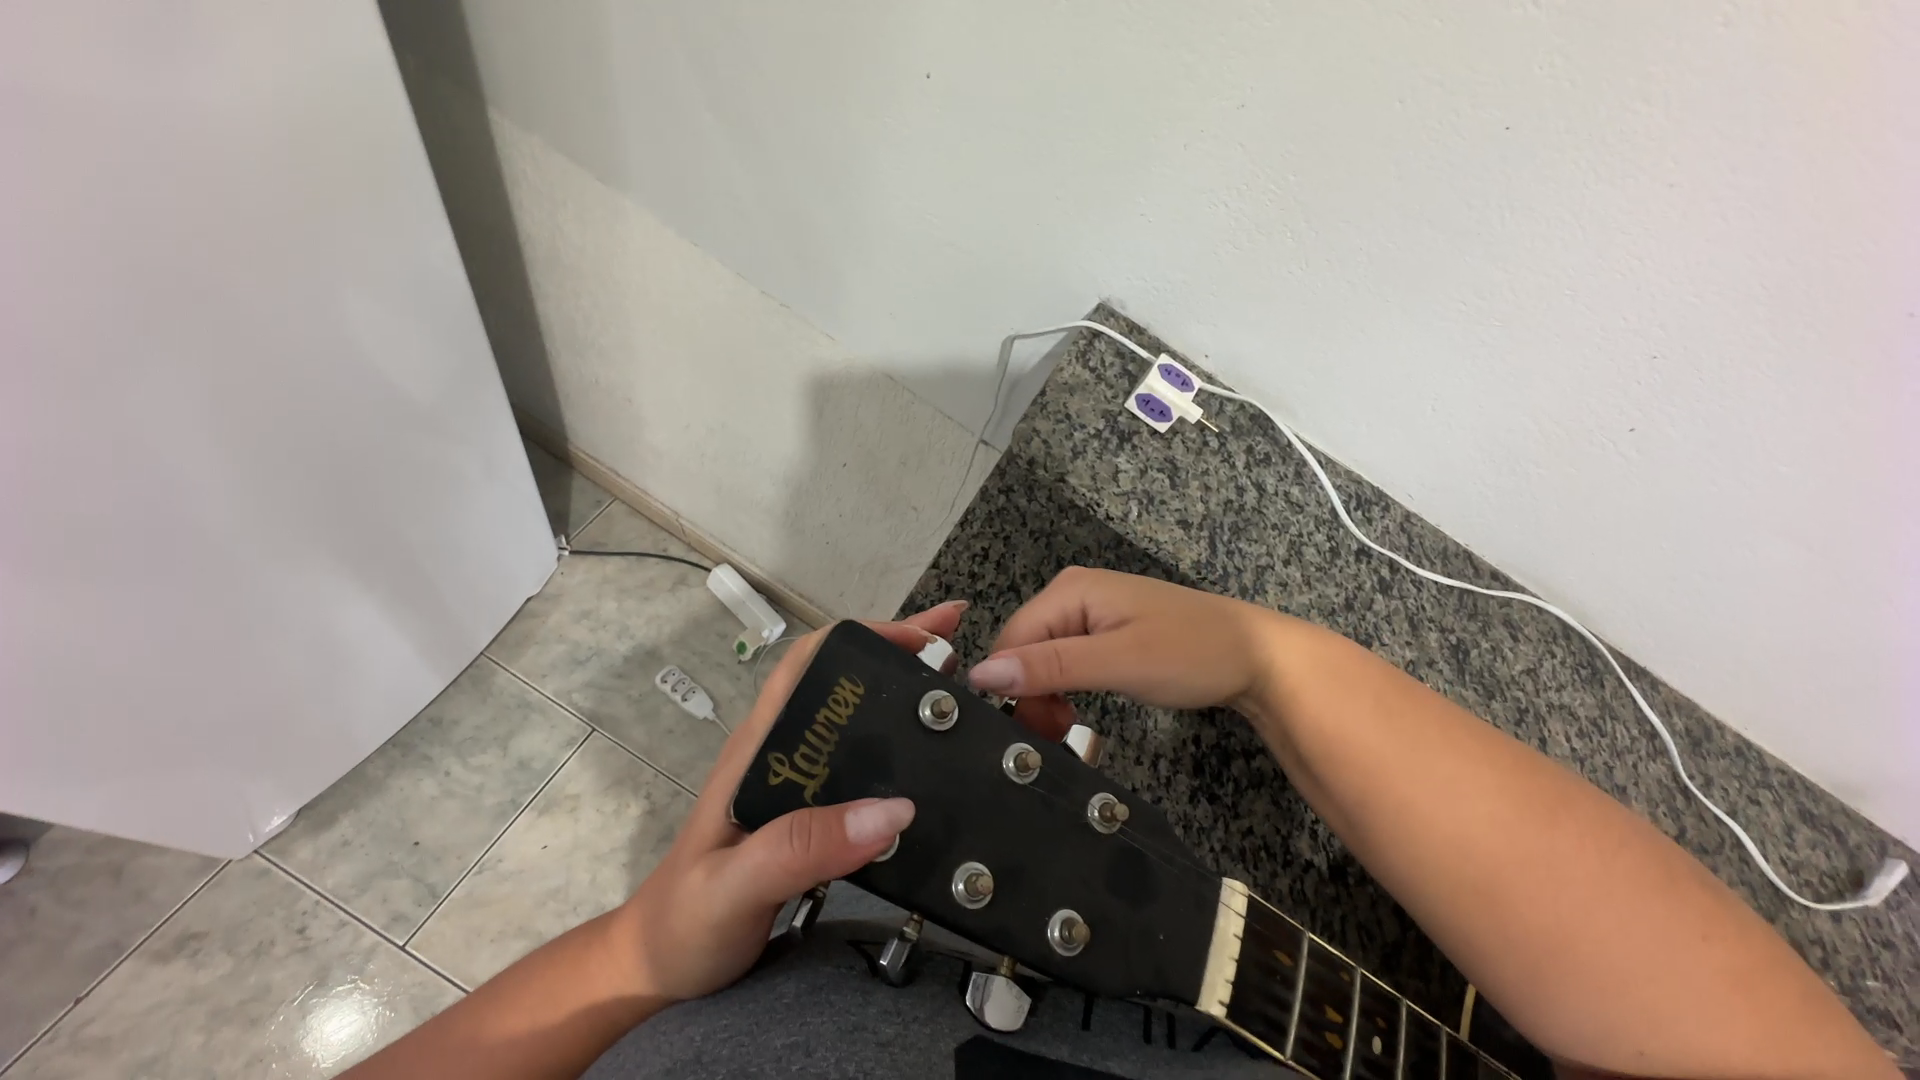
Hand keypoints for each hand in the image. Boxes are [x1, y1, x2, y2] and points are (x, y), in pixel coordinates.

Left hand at [614, 600, 967, 1002]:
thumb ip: (804, 848)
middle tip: (962, 655)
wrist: (658, 968)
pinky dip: (902, 751)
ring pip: (856, 724)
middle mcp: (781, 754)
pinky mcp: (811, 816)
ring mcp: (796, 785)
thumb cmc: (685, 923)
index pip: (807, 665)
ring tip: (962, 697)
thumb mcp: (737, 887)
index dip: (862, 638)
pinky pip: (862, 769)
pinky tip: (934, 767)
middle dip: (899, 655)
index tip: (923, 639)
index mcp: (758, 749)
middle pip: (840, 682)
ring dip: (904, 699)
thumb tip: (895, 808)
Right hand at [965, 568, 1280, 736]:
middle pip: (1024, 649)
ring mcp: (1092, 611)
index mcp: (1070, 590)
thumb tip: (980, 674)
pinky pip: (1067, 660)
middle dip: (1030, 694)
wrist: (1258, 657)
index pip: (1011, 639)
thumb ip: (1049, 667)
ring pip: (1043, 658)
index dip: (1010, 685)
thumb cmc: (1191, 654)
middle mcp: (1073, 593)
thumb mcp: (1117, 663)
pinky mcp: (1107, 631)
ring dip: (1047, 696)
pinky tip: (1079, 710)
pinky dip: (1067, 689)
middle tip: (1055, 735)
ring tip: (1068, 728)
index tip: (1030, 730)